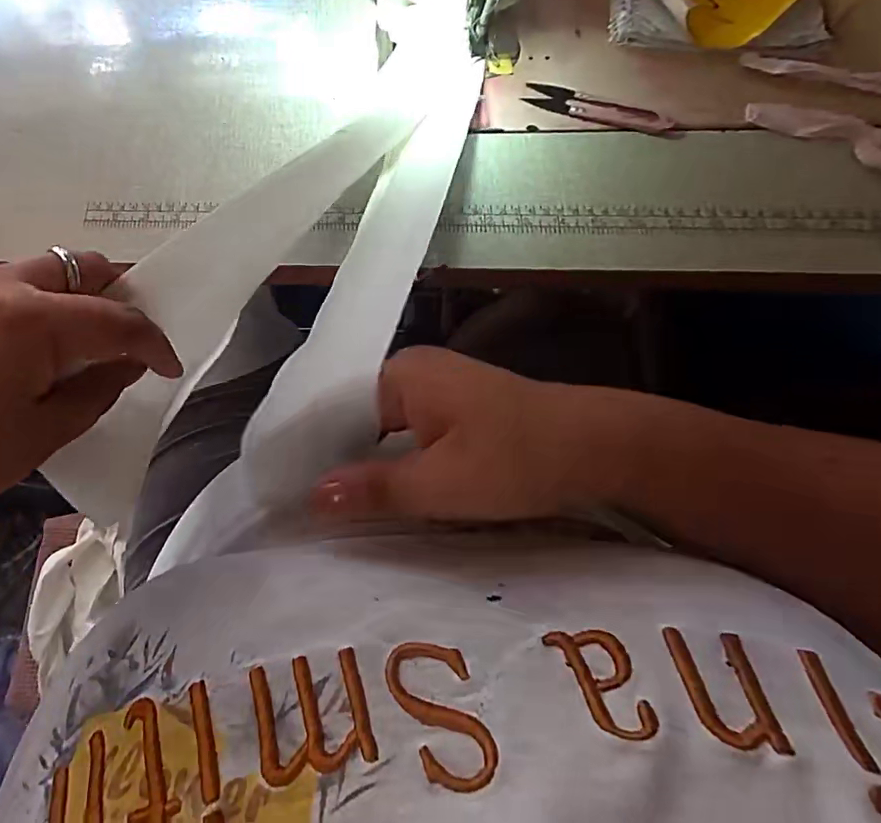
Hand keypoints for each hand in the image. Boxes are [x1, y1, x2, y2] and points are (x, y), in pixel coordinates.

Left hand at [0, 252, 180, 559]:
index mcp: (34, 321)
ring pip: (44, 270)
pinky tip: (27, 349)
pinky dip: (36, 304)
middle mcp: (1, 285)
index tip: (171, 366)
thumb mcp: (38, 437)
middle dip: (116, 299)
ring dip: (75, 298)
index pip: (118, 319)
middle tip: (123, 345)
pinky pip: (7, 285)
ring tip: (76, 348)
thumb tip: (127, 364)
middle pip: (84, 267)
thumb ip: (96, 391)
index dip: (154, 342)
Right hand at [309, 347, 720, 521]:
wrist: (599, 447)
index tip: (282, 491)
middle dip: (335, 459)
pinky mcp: (456, 406)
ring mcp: (436, 386)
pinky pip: (408, 432)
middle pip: (355, 417)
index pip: (332, 408)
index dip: (308, 450)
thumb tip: (310, 496)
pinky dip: (394, 461)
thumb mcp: (443, 484)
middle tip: (299, 510)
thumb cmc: (518, 459)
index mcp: (400, 374)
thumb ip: (375, 488)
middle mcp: (412, 371)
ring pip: (382, 429)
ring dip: (367, 464)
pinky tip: (381, 492)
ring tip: (329, 507)